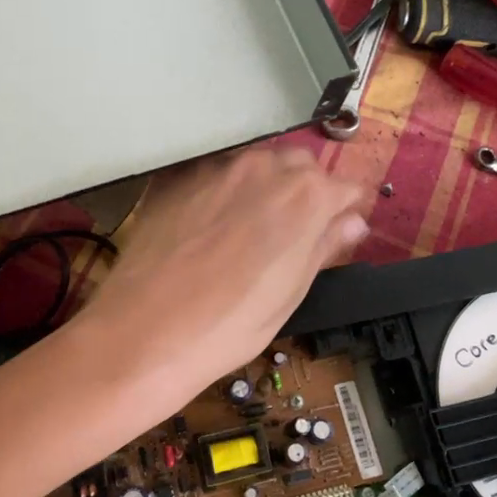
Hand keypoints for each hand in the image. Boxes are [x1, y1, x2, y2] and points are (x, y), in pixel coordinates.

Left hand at [72, 146, 367, 399]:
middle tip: (291, 236)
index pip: (346, 187)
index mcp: (307, 197)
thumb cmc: (228, 326)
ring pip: (256, 165)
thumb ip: (324, 247)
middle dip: (306, 193)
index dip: (345, 211)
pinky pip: (215, 174)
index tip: (338, 231)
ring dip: (263, 188)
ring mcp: (217, 167)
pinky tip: (209, 228)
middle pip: (301, 167)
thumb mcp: (290, 293)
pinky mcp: (178, 176)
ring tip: (247, 233)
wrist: (145, 331)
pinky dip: (222, 192)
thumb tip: (351, 224)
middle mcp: (265, 167)